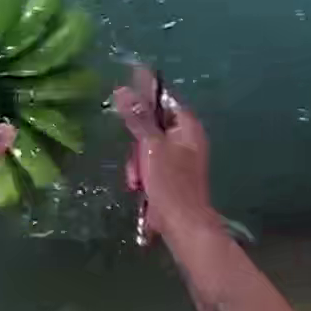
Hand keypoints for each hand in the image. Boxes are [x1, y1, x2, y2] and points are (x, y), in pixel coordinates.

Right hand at [113, 64, 213, 238]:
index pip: (163, 99)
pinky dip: (143, 174)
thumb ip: (137, 118)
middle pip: (153, 124)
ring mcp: (181, 158)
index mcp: (188, 126)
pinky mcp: (172, 176)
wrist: (184, 226)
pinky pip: (151, 164)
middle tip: (136, 159)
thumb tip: (123, 89)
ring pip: (148, 147)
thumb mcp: (151, 147)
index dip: (145, 93)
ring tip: (138, 180)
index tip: (125, 84)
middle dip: (138, 141)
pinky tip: (140, 188)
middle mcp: (187, 138)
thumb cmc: (171, 183)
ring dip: (138, 162)